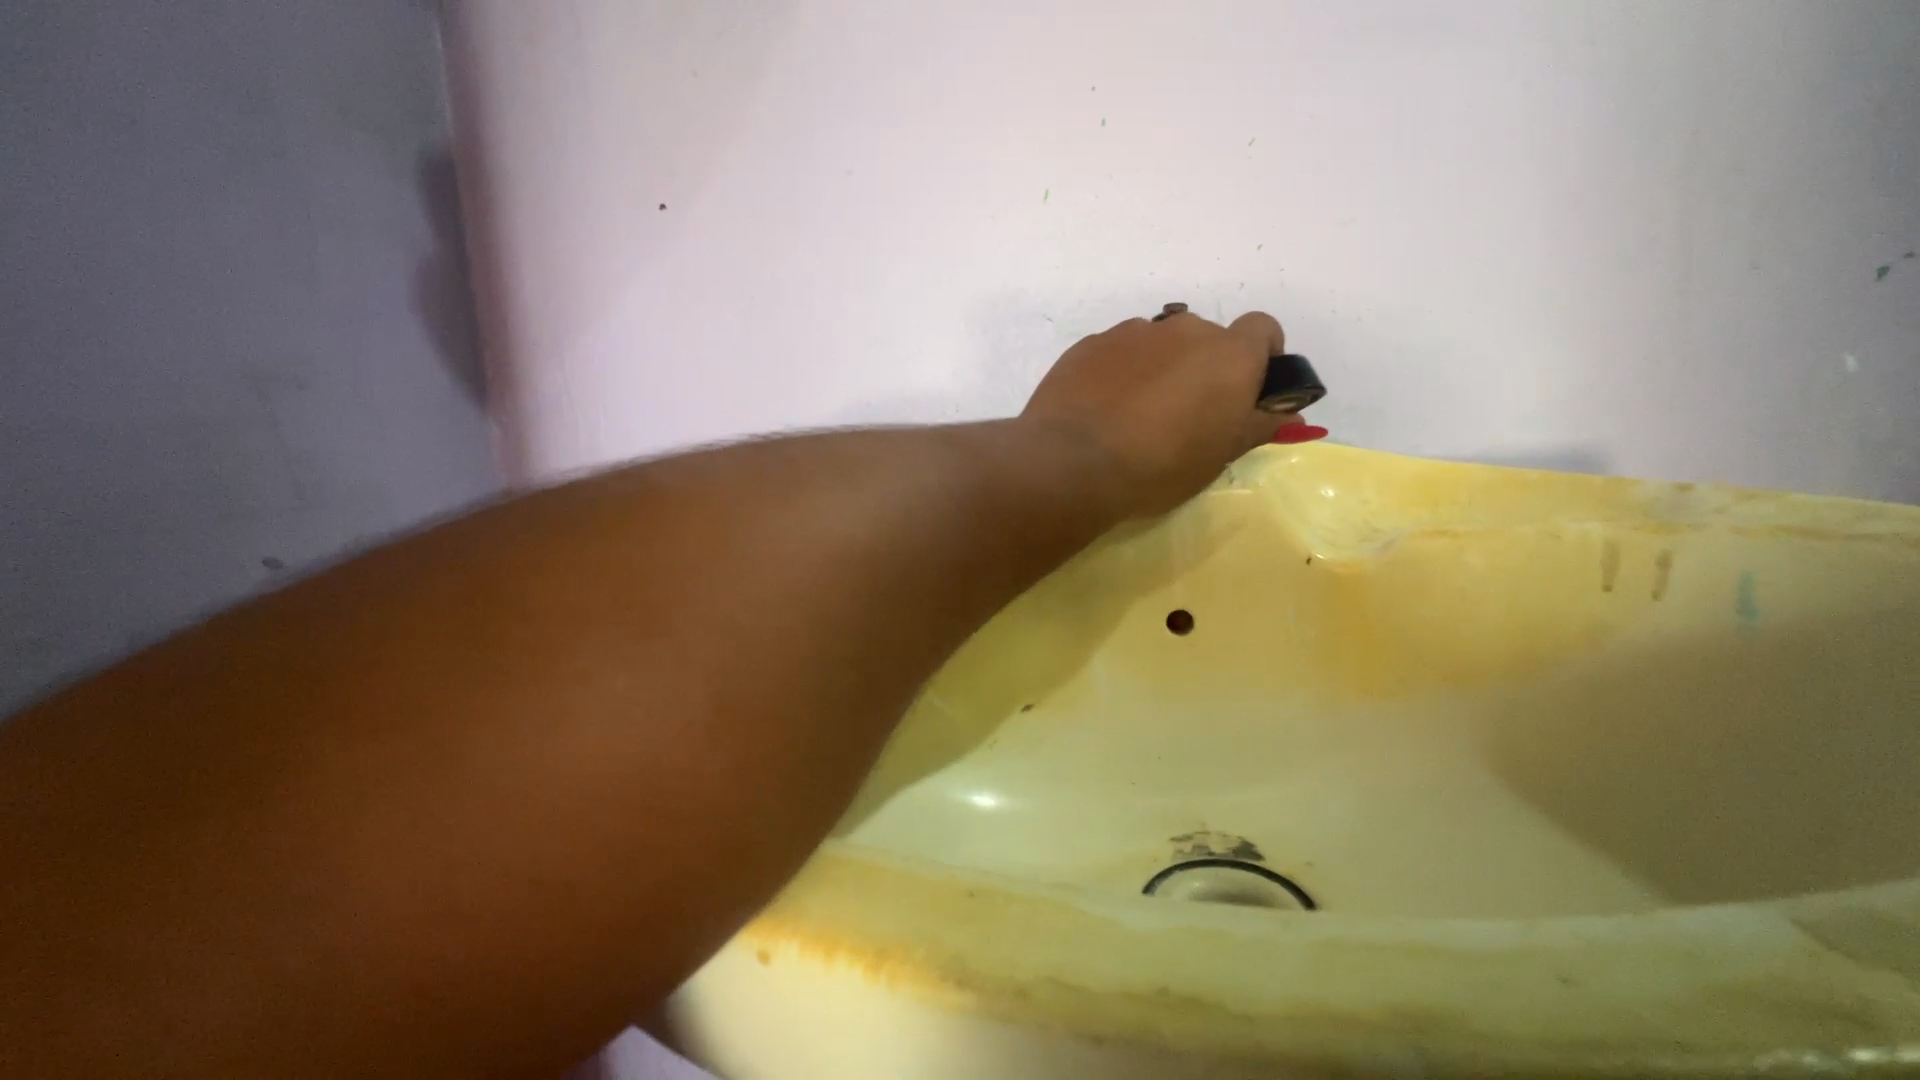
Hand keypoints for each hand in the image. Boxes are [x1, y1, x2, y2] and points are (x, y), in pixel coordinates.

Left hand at [1020, 310, 1310, 516]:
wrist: (1072, 462)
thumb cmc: (1161, 465)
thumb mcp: (1221, 455)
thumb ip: (1257, 424)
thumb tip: (1283, 412)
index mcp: (1229, 353)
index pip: (1262, 329)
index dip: (1260, 356)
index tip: (1247, 389)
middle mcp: (1183, 330)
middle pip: (1206, 338)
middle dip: (1203, 367)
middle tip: (1186, 414)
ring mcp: (1131, 333)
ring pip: (1158, 344)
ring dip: (1159, 368)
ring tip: (1136, 416)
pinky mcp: (1089, 345)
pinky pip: (1116, 354)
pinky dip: (1118, 374)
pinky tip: (1102, 411)